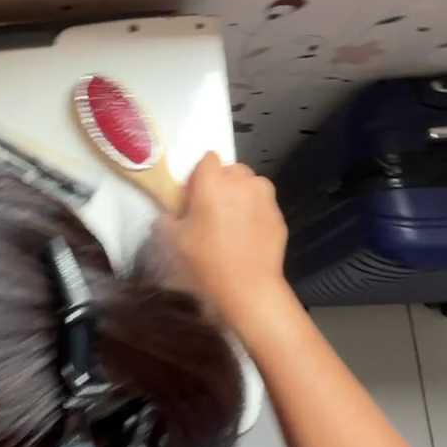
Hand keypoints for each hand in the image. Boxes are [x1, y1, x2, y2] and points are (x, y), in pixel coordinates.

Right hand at [159, 153, 294, 330]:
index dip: (200, 175)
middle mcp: (242, 181)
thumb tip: (172, 214)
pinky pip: (263, 205)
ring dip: (241, 195)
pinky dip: (255, 213)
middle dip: (222, 183)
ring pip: (251, 185)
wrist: (249, 288)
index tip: (194, 195)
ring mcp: (265, 197)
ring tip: (233, 222)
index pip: (208, 158)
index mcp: (213, 180)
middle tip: (212, 209)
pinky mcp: (279, 215)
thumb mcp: (173, 240)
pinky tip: (248, 236)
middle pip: (231, 169)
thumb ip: (167, 219)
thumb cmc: (206, 259)